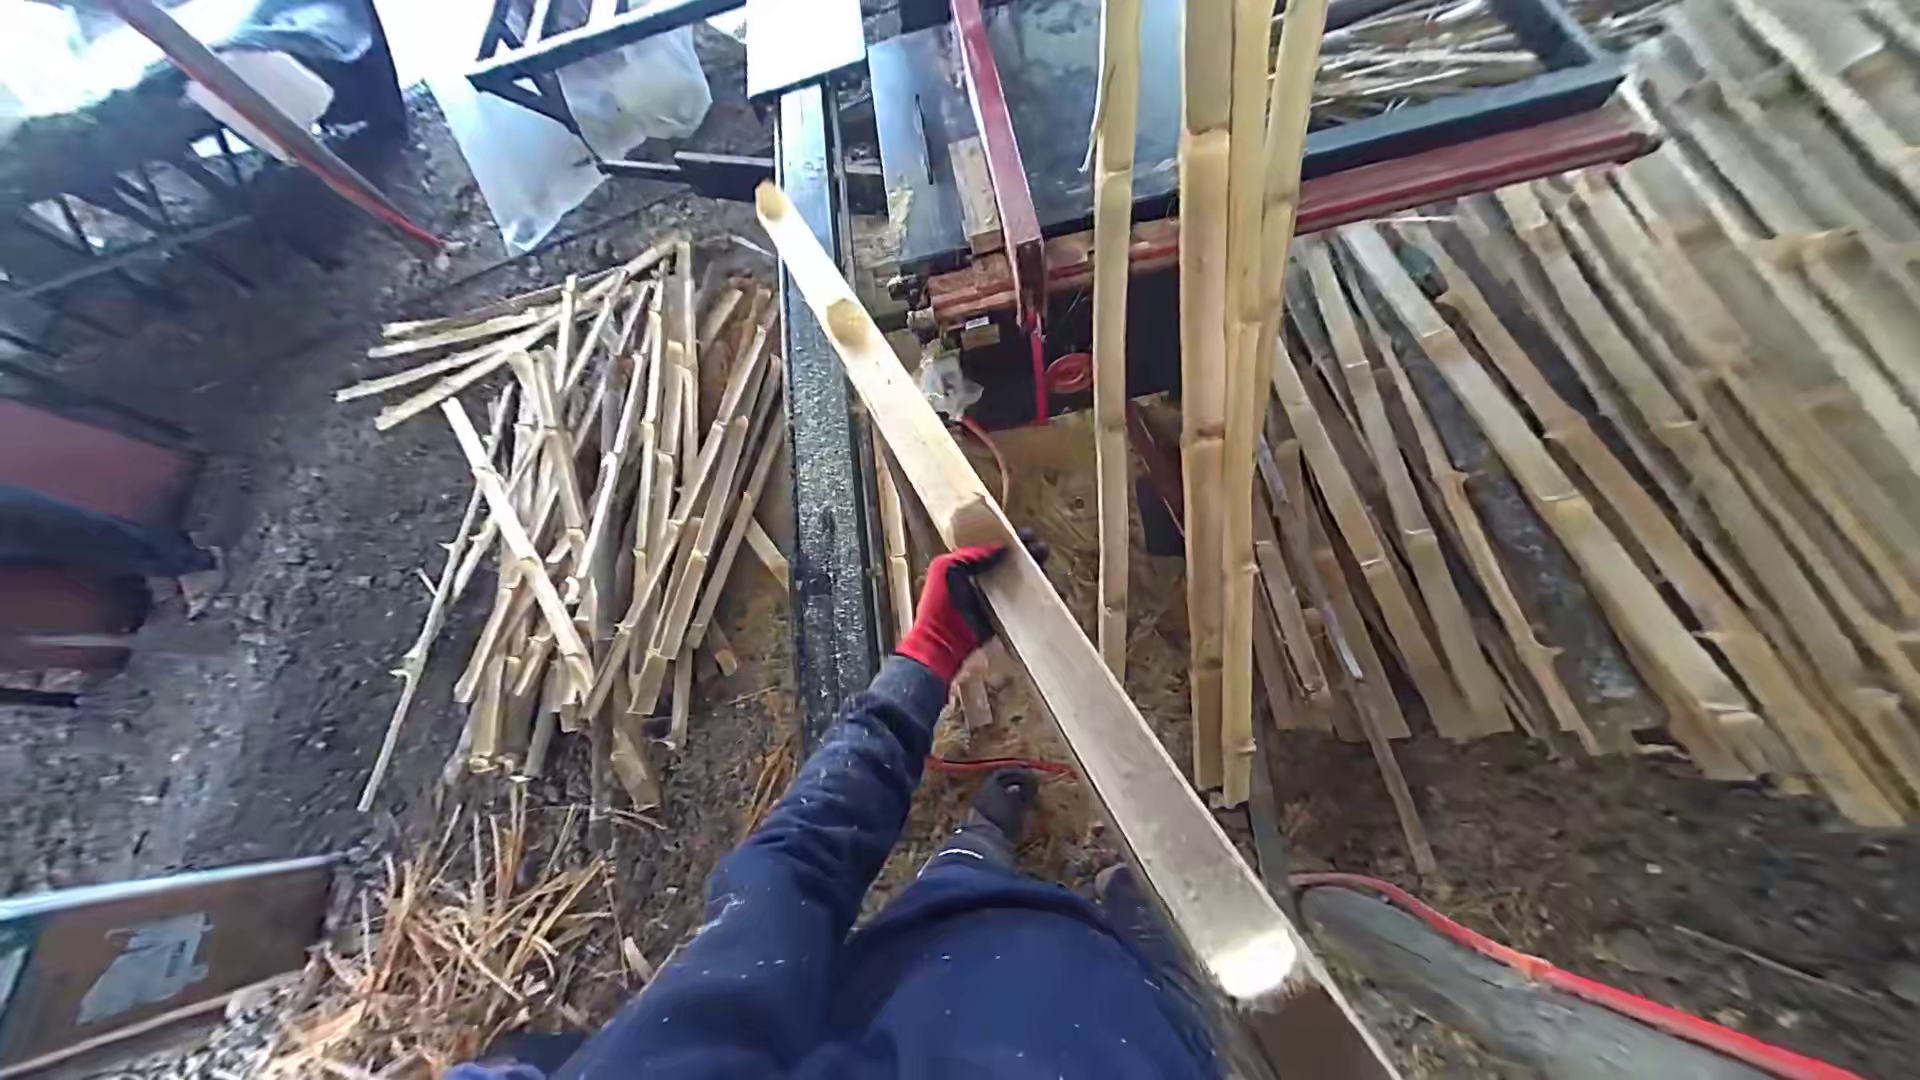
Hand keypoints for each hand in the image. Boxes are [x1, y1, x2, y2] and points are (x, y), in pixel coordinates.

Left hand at [895, 530, 1047, 681]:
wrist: (943, 640)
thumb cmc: (938, 603)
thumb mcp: (945, 568)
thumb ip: (971, 555)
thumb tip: (1000, 546)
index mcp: (970, 564)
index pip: (996, 545)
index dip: (1013, 539)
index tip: (1027, 535)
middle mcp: (986, 578)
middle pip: (1014, 560)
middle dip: (1030, 552)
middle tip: (1041, 548)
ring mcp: (998, 597)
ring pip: (1024, 578)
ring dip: (1038, 570)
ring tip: (1045, 564)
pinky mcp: (1007, 615)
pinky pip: (1028, 602)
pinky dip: (1041, 595)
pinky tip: (1051, 589)